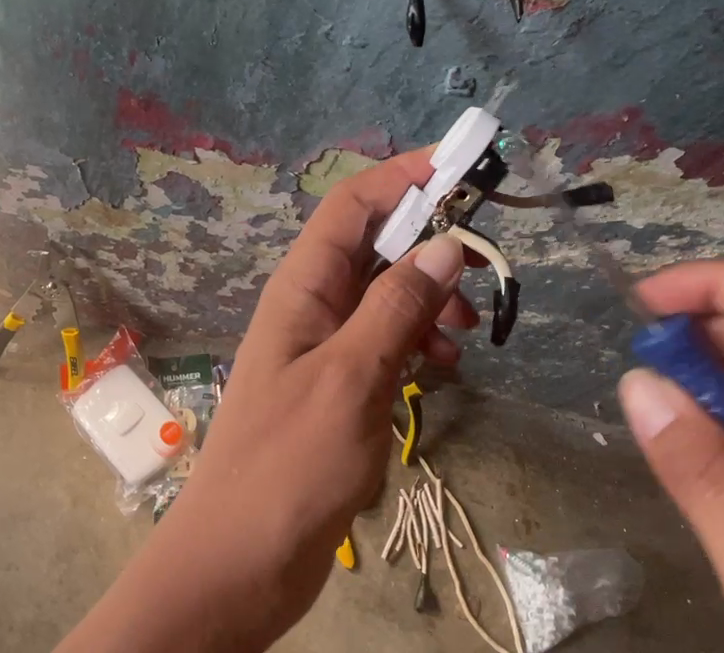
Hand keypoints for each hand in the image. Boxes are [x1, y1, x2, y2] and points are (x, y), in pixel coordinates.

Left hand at [57, 148, 475, 652]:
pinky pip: (385, 341)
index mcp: (302, 286)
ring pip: (385, 294)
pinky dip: (418, 342)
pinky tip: (444, 368)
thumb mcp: (352, 377)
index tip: (459, 165)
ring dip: (428, 298)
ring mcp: (325, 346)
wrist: (242, 558)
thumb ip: (396, 307)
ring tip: (465, 334)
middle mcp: (312, 304)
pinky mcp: (339, 386)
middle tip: (481, 266)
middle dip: (427, 243)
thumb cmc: (290, 463)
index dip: (401, 175)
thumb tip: (445, 244)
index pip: (351, 204)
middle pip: (373, 244)